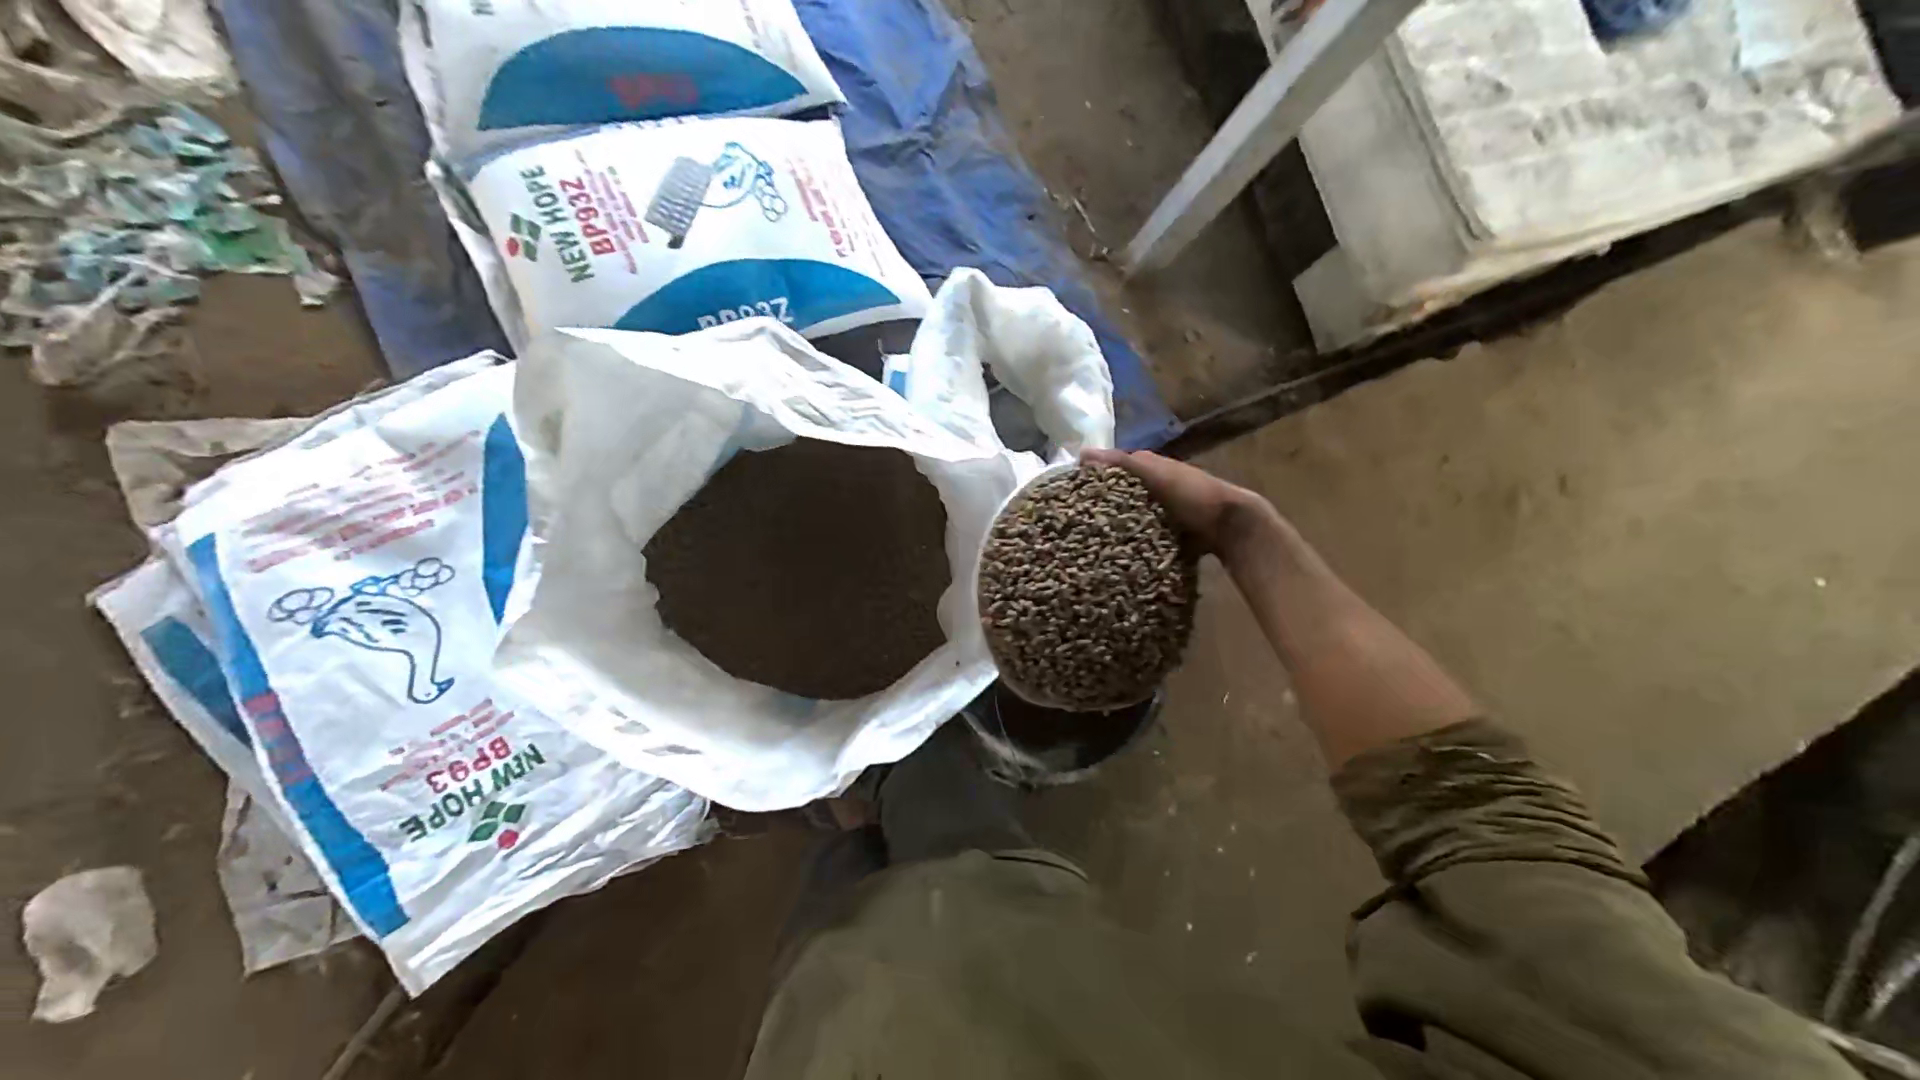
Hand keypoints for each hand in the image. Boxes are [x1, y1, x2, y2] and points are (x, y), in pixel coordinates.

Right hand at [1080, 448, 1277, 557]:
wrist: (1231, 525)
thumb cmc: (1192, 493)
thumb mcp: (1155, 472)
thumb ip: (1121, 462)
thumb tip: (1081, 453)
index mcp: (1151, 468)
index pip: (1114, 470)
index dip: (1094, 477)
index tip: (1070, 492)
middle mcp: (1156, 488)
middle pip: (1122, 494)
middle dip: (1102, 504)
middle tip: (1075, 521)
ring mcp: (1164, 513)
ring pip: (1131, 516)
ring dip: (1116, 525)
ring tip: (1089, 540)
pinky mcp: (1170, 535)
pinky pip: (1144, 536)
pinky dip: (1132, 541)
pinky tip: (1115, 552)